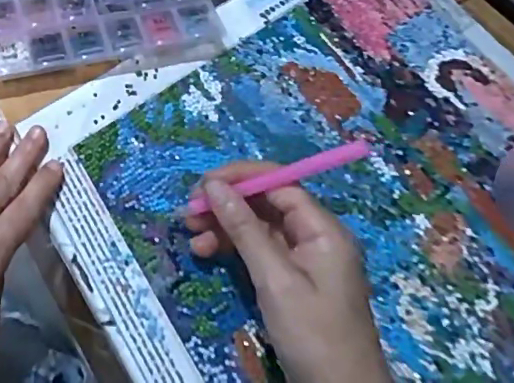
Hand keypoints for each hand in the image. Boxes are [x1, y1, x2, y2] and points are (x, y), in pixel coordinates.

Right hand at [186, 162, 390, 382]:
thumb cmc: (314, 336)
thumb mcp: (275, 280)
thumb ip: (244, 228)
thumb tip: (213, 184)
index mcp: (322, 229)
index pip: (277, 182)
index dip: (239, 178)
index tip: (203, 184)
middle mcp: (314, 236)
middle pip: (264, 202)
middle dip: (225, 204)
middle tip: (190, 213)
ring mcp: (303, 259)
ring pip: (256, 225)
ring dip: (223, 226)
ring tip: (192, 235)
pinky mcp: (291, 279)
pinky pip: (257, 249)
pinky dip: (231, 247)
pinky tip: (206, 252)